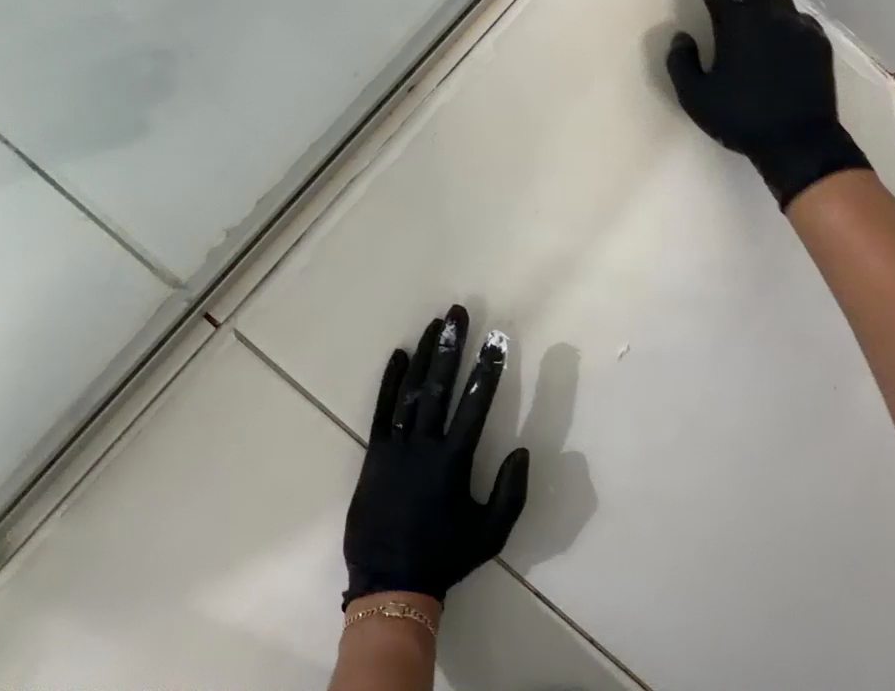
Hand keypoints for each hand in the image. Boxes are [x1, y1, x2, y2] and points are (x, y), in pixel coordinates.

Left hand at [343, 305, 529, 607]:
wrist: (388, 581)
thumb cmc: (445, 555)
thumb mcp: (492, 533)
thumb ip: (512, 492)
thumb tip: (522, 450)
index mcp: (453, 462)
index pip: (474, 404)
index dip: (487, 370)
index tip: (497, 340)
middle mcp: (423, 445)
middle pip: (438, 386)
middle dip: (451, 346)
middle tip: (458, 312)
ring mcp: (394, 447)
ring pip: (410, 391)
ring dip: (422, 355)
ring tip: (433, 323)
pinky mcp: (373, 454)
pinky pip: (380, 411)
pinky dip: (389, 382)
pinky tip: (397, 355)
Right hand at [666, 0, 869, 208]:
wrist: (799, 141)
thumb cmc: (741, 120)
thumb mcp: (695, 98)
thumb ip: (681, 63)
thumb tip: (682, 37)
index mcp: (734, 24)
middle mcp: (767, 14)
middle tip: (728, 10)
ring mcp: (798, 26)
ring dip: (761, 6)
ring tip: (755, 37)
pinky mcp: (818, 41)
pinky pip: (798, 19)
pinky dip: (785, 25)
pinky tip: (780, 52)